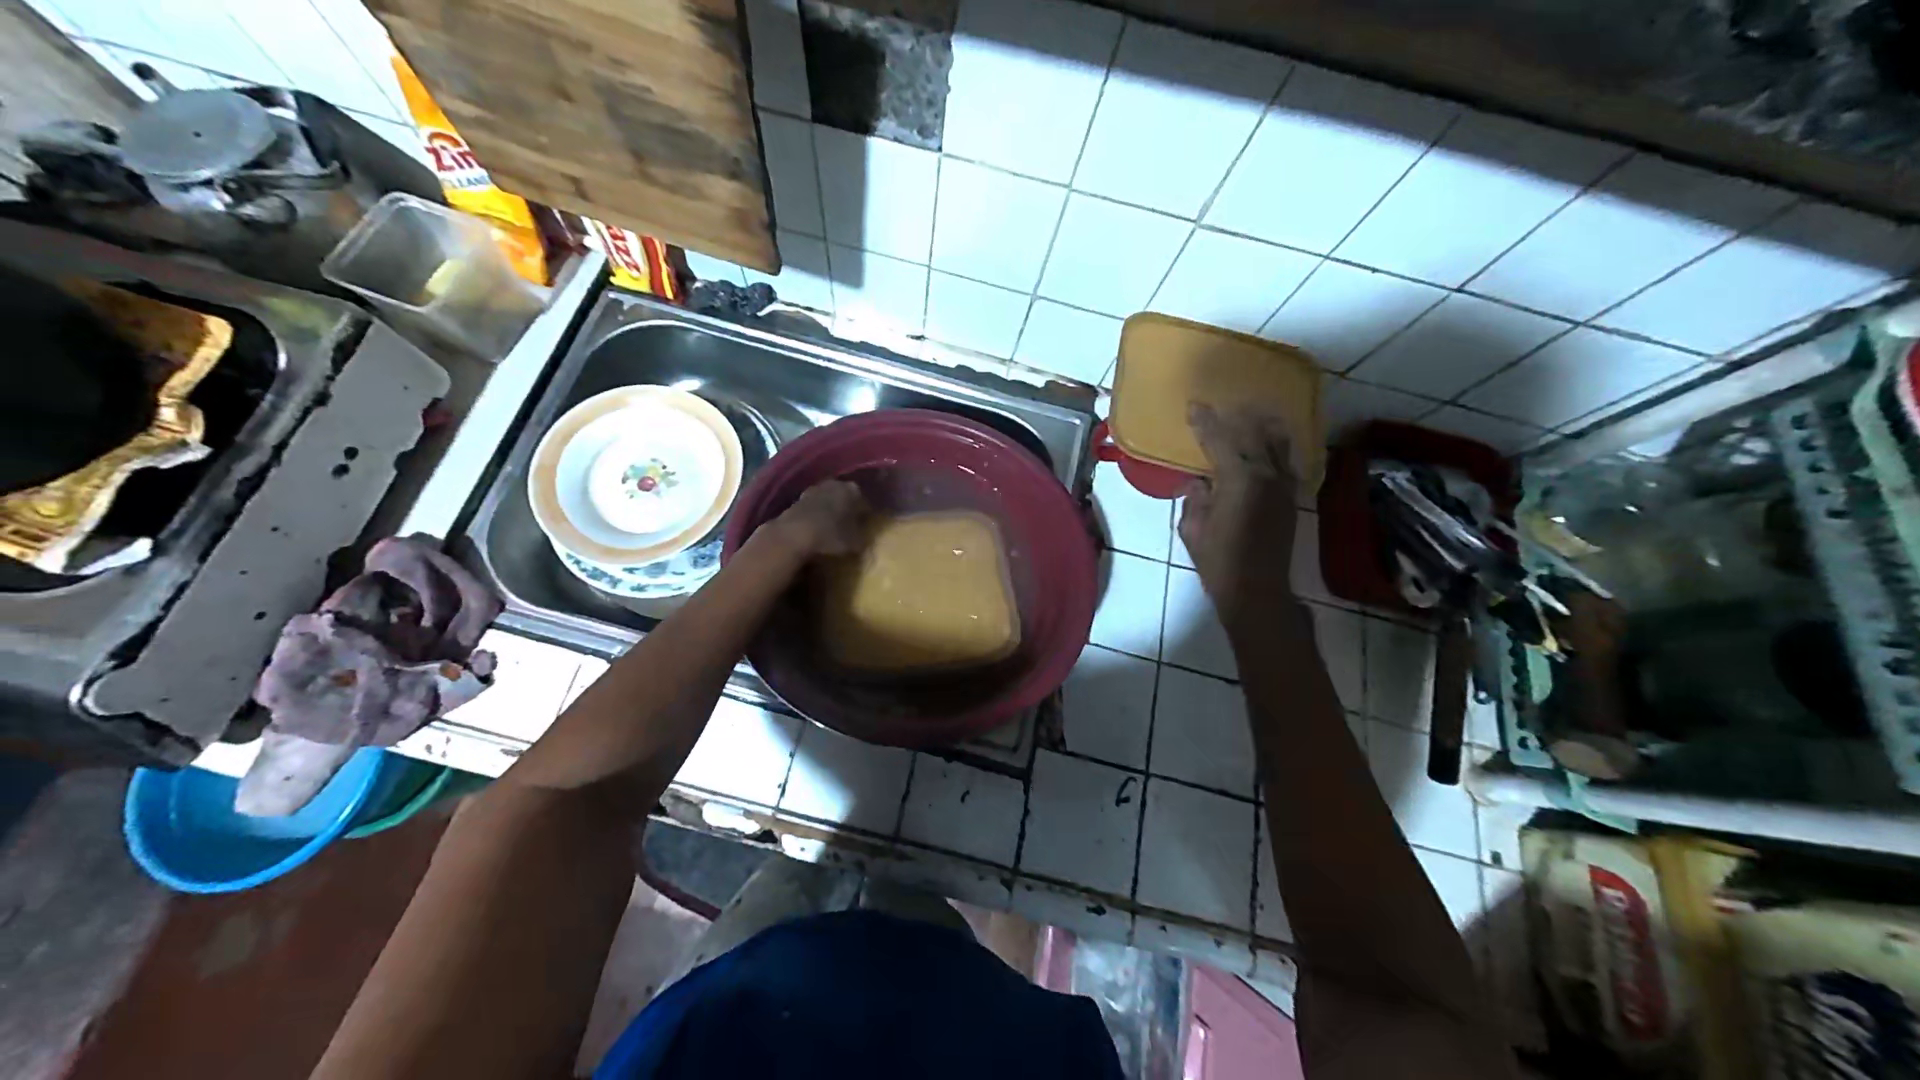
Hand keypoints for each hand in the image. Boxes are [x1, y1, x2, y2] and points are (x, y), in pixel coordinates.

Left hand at [767, 480, 868, 557]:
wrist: (793, 534)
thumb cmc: (831, 535)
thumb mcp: (855, 542)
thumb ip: (863, 537)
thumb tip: (863, 536)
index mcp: (854, 490)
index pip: (865, 503)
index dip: (866, 516)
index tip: (865, 527)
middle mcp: (835, 484)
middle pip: (846, 497)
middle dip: (848, 509)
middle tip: (850, 526)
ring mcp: (814, 489)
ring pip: (828, 500)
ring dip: (830, 511)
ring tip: (832, 528)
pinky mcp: (797, 499)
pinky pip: (814, 507)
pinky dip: (816, 515)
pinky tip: (817, 528)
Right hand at [1177, 404, 1300, 631]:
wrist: (1257, 591)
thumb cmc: (1218, 562)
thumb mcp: (1192, 529)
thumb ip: (1195, 499)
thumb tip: (1199, 482)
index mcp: (1239, 480)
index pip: (1220, 440)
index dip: (1205, 422)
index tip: (1194, 406)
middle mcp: (1266, 476)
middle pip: (1253, 435)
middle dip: (1237, 417)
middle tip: (1224, 405)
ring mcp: (1284, 487)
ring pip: (1277, 444)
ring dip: (1264, 426)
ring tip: (1254, 413)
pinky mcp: (1291, 499)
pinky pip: (1287, 462)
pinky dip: (1277, 448)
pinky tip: (1271, 444)